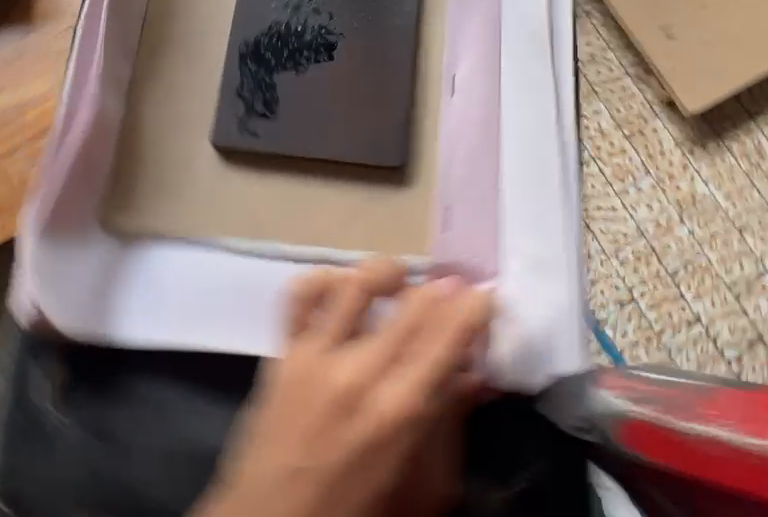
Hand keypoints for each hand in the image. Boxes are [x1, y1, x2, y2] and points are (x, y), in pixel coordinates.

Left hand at [194, 259, 494, 516]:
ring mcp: (315, 357)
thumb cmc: (355, 507)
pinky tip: (343, 285)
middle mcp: (359, 374)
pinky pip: (300, 295)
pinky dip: (325, 278)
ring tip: (401, 279)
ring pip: (357, 285)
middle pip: (412, 306)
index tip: (485, 296)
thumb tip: (473, 374)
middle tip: (456, 286)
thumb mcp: (418, 481)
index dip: (474, 308)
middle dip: (444, 288)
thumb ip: (447, 421)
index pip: (447, 339)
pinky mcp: (282, 353)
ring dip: (388, 272)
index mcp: (399, 412)